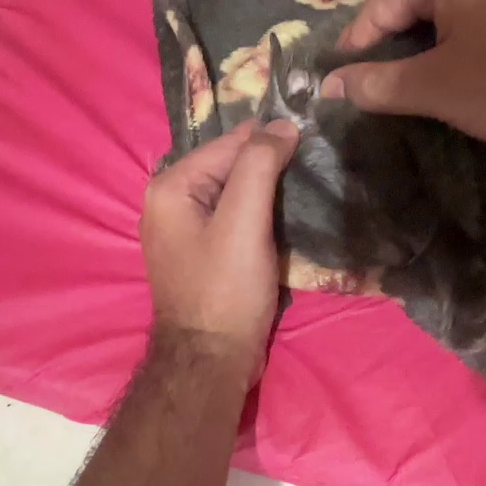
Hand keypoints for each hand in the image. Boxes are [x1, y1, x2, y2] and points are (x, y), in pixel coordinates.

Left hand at [139, 118, 300, 382]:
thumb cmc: (226, 290)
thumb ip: (259, 166)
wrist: (211, 361)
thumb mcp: (243, 222)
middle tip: (316, 161)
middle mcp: (169, 202)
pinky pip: (234, 218)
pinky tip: (287, 217)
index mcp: (171, 186)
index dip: (272, 138)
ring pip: (234, 193)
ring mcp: (184, 230)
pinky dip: (260, 215)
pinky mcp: (202, 253)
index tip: (314, 135)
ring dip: (268, 190)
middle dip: (270, 163)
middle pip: (230, 166)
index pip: (229, 142)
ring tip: (309, 185)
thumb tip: (282, 124)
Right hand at [322, 0, 485, 149]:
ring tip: (416, 78)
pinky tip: (462, 64)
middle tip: (378, 82)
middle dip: (396, 40)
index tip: (340, 80)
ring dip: (431, 38)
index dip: (358, 46)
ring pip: (452, 2)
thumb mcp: (432, 87)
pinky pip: (485, 6)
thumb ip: (375, 83)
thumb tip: (329, 86)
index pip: (383, 3)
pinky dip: (465, 33)